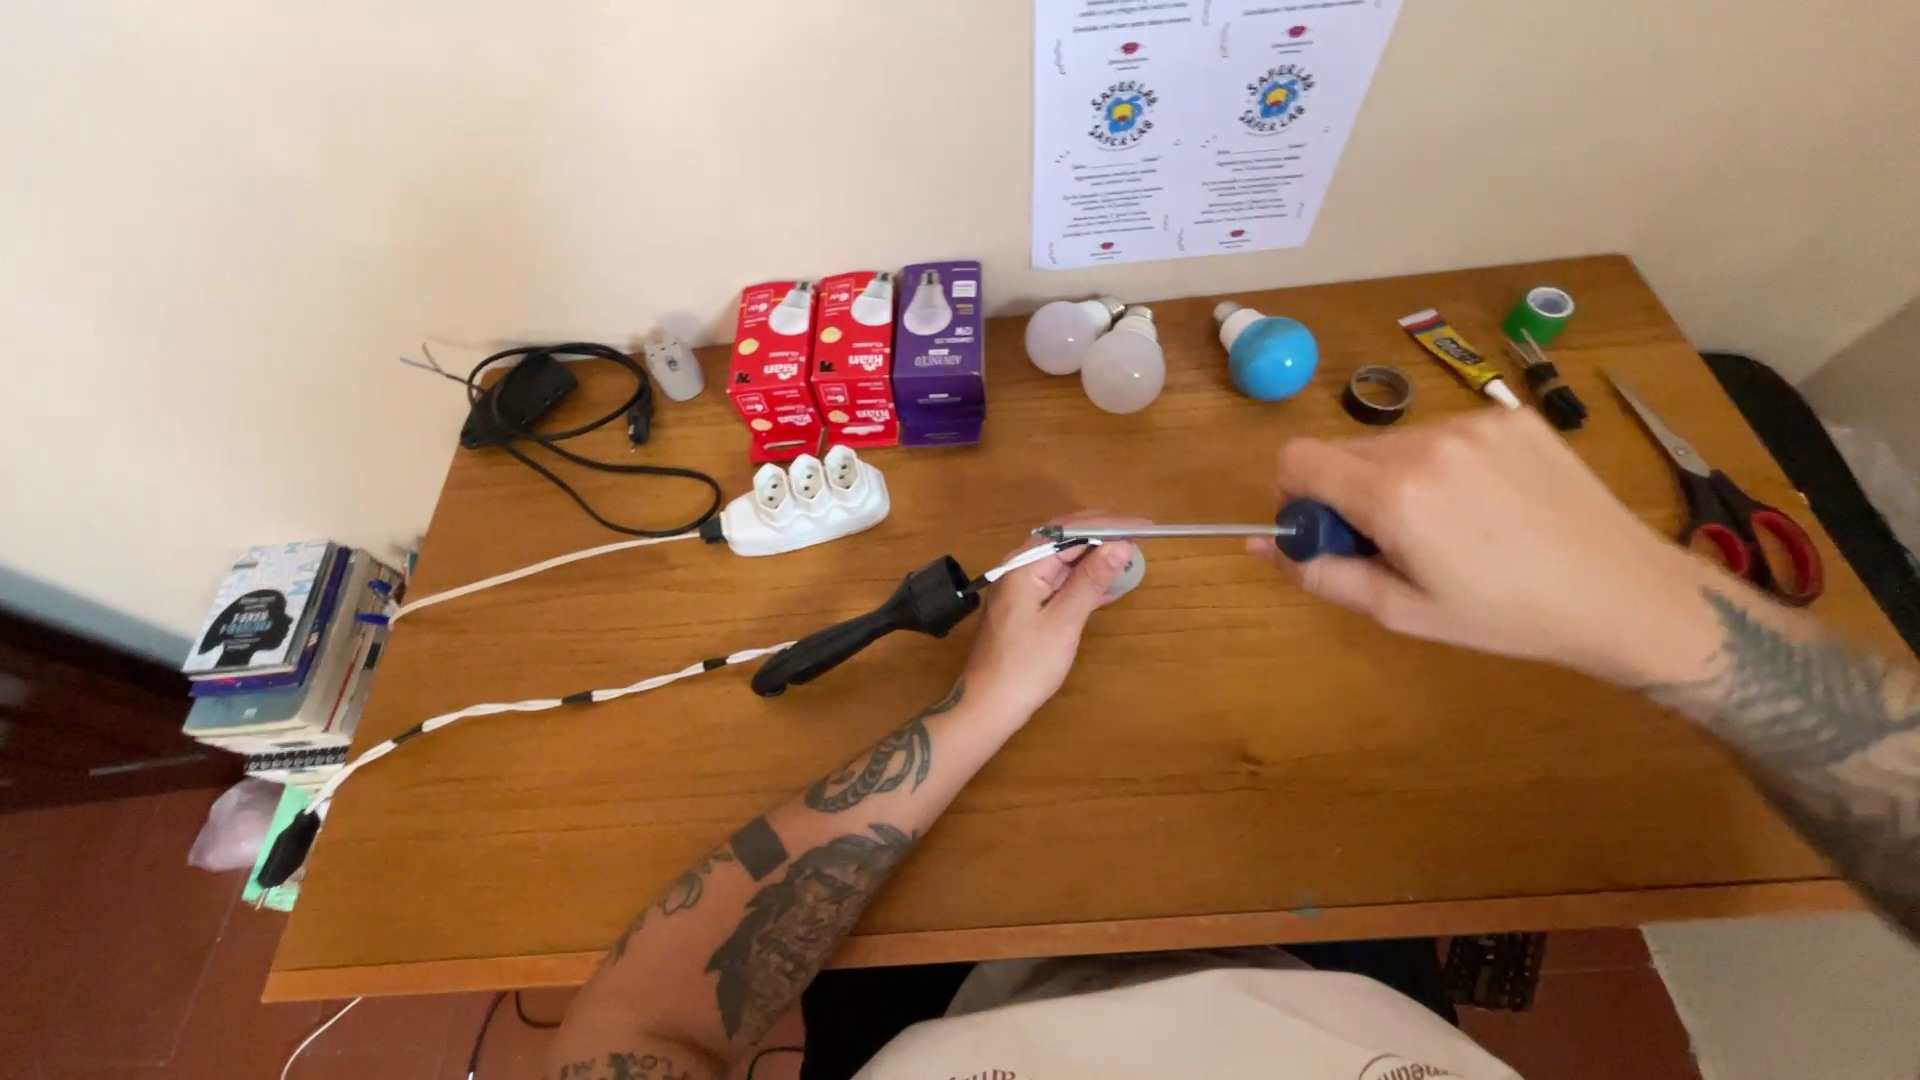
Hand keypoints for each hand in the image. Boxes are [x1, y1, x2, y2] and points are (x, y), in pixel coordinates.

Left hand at [962, 513, 1141, 719]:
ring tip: (1129, 554)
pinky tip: (1108, 586)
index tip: (1145, 526)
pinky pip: (1059, 580)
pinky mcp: (1026, 604)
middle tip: (1141, 534)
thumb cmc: (1026, 665)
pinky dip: (1084, 579)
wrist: (989, 703)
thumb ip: (1091, 581)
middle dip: (1103, 533)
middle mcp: (1019, 567)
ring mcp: (1021, 586)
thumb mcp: (1064, 621)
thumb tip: (1120, 545)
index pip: (1072, 530)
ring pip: (1063, 558)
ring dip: (1096, 555)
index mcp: (1024, 565)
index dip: (1110, 525)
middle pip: (1065, 538)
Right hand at [1247, 409, 1711, 683]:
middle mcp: (1425, 443)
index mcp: (1393, 495)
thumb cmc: (1502, 615)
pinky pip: (1438, 432)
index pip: (1296, 459)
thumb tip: (1258, 545)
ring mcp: (1472, 422)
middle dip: (1344, 490)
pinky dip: (1437, 462)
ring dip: (1391, 476)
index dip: (1293, 493)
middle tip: (1390, 538)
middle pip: (1339, 450)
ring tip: (1445, 522)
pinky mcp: (1509, 416)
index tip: (1325, 527)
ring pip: (1388, 442)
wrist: (1625, 593)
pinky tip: (1482, 500)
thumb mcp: (1397, 610)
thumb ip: (1318, 572)